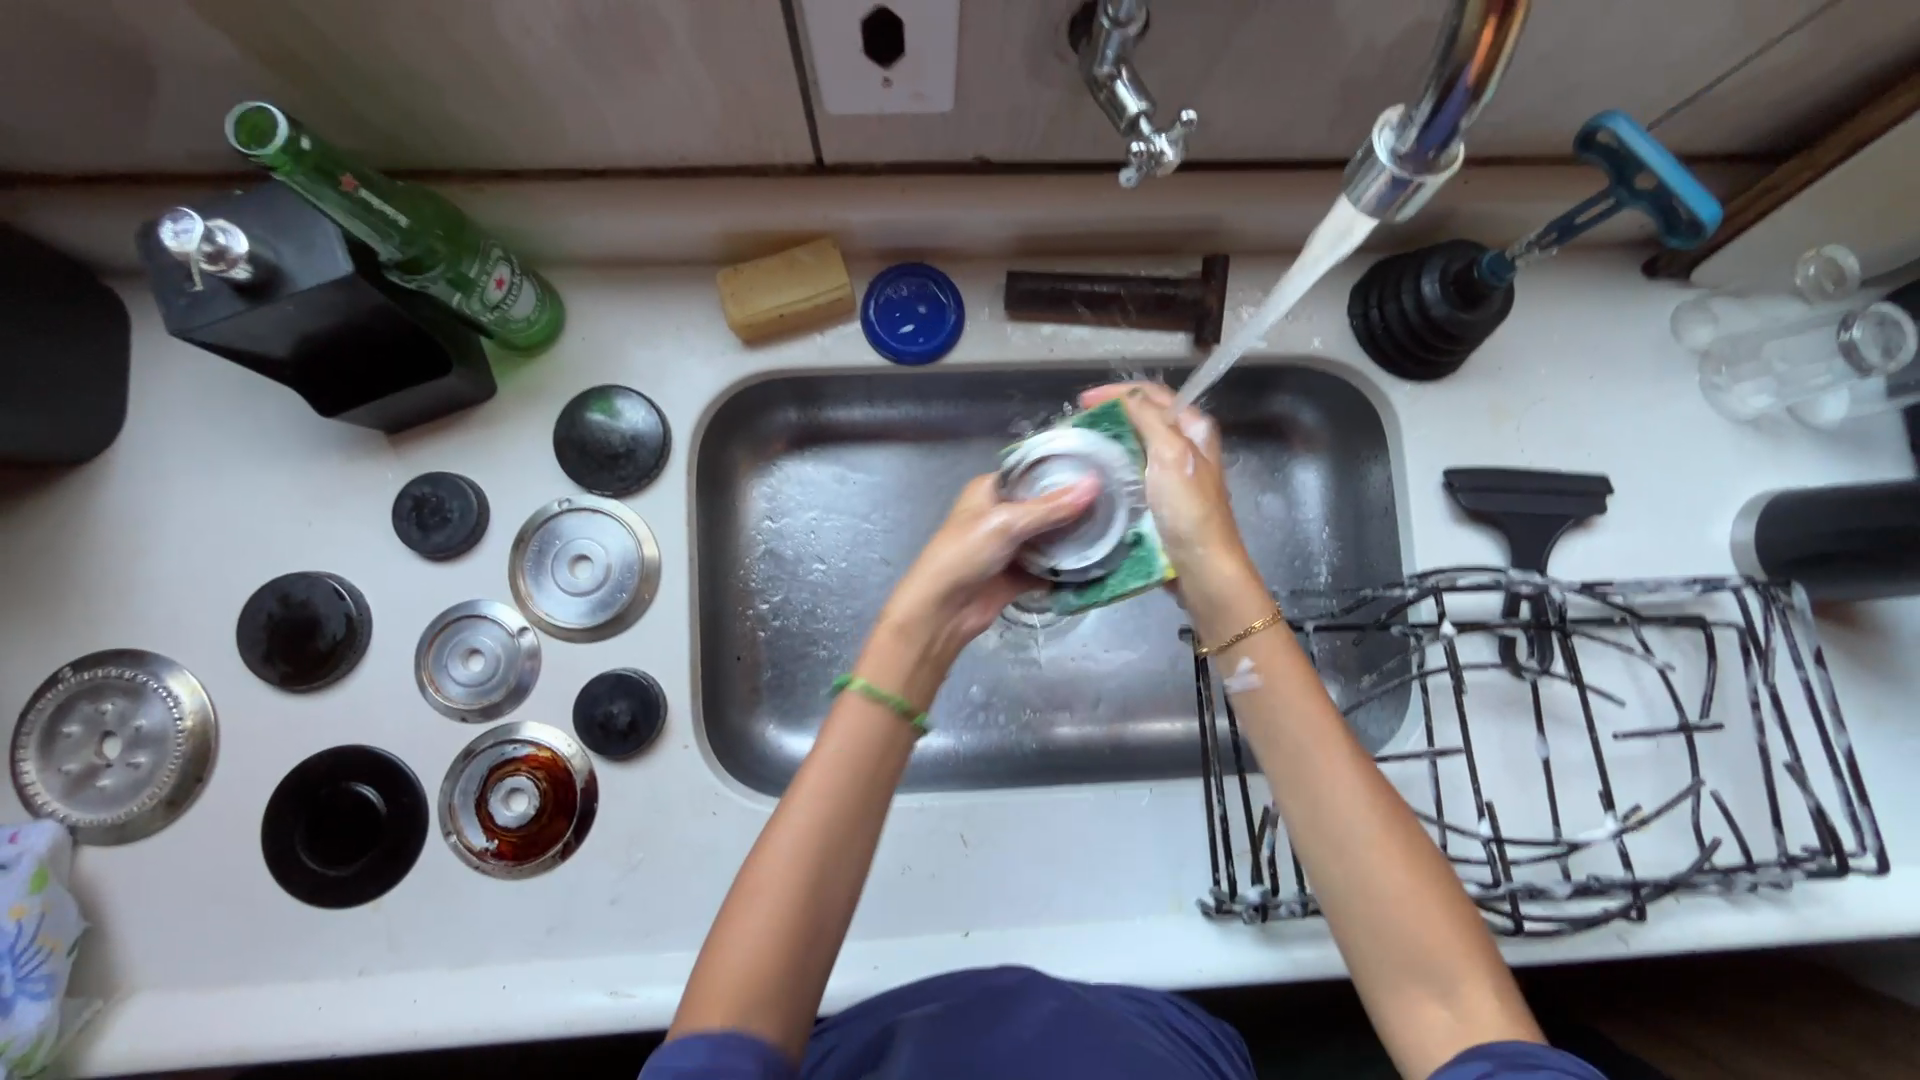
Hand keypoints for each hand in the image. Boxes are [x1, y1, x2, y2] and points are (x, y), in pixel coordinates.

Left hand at [863, 472, 1097, 704]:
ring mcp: (1009, 547)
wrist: (942, 611)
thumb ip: (1052, 507)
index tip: (1098, 471)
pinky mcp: (1017, 576)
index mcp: (990, 490)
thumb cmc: (965, 554)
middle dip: (1073, 508)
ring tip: (1112, 530)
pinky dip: (1066, 568)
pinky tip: (1095, 563)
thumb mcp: (1007, 523)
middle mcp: (1000, 514)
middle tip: (1114, 503)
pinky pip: (1047, 568)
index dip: (1060, 472)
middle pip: (1044, 507)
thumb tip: (1095, 483)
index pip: (1030, 473)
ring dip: (1072, 539)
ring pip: (1048, 538)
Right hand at [1078, 382, 1270, 639]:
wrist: (1203, 568)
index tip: (1082, 401)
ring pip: (1138, 446)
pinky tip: (1095, 476)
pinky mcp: (1162, 499)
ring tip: (1081, 447)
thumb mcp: (1171, 454)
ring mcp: (1175, 474)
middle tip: (1078, 424)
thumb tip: (1124, 396)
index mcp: (1194, 428)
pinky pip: (1134, 473)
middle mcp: (1187, 446)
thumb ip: (1149, 419)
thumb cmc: (1189, 511)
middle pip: (1145, 418)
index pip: (1153, 394)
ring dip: (1111, 442)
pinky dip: (1114, 468)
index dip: (1117, 392)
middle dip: (1111, 415)